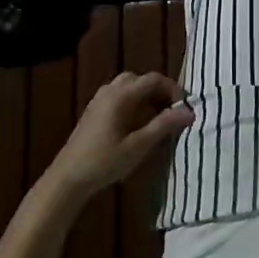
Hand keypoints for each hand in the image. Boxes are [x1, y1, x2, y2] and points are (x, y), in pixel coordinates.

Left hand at [41, 72, 193, 200]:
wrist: (68, 178)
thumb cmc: (105, 162)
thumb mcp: (139, 145)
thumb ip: (164, 125)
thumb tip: (189, 111)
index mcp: (120, 97)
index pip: (153, 79)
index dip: (173, 89)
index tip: (184, 108)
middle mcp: (108, 93)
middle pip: (139, 79)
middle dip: (159, 91)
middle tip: (171, 110)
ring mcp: (98, 101)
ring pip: (127, 87)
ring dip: (146, 96)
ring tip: (157, 117)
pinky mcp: (93, 112)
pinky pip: (118, 96)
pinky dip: (133, 102)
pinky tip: (137, 123)